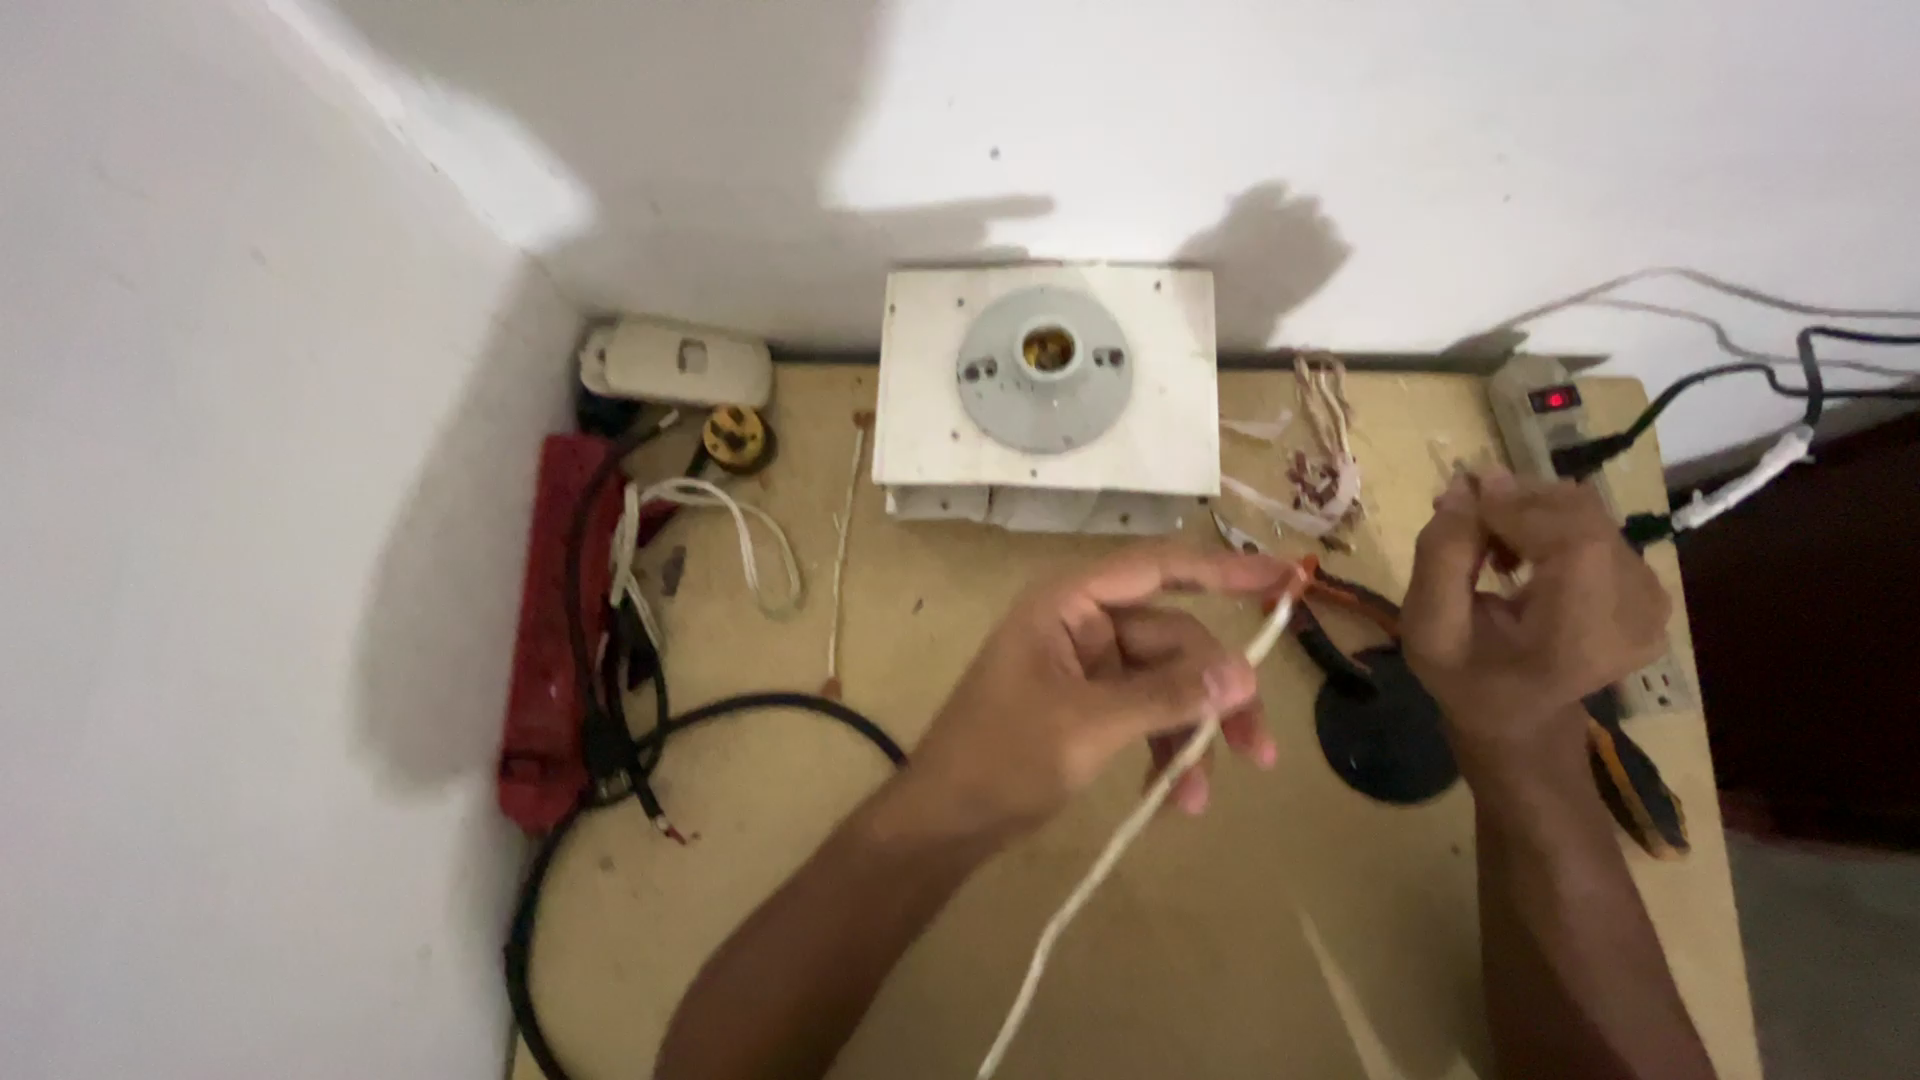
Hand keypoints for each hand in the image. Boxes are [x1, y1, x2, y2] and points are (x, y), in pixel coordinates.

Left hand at [903, 544, 1287, 843]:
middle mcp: (1081, 624)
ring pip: (1167, 683)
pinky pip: (1147, 713)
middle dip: (1215, 695)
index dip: (1223, 569)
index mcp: (1068, 604)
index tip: (1287, 577)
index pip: (1157, 568)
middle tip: (1258, 752)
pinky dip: (1165, 749)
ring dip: (1192, 735)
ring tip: (1200, 798)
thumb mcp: (1089, 726)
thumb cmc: (1002, 758)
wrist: (946, 819)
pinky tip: (1173, 800)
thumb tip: (1242, 673)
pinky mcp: (1091, 705)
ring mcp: (1087, 666)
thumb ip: (1166, 695)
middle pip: (1174, 640)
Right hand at [1401, 468, 1671, 781]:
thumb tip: (1464, 488)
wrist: (1517, 714)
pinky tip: (1515, 549)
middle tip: (1460, 512)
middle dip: (1516, 502)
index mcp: (1580, 640)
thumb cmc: (1464, 677)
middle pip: (1584, 520)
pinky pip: (1597, 527)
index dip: (1520, 508)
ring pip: (1588, 515)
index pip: (1575, 544)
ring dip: (1529, 511)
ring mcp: (1652, 602)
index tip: (1462, 494)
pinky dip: (1548, 523)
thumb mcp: (1427, 628)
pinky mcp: (1650, 588)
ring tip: (1483, 538)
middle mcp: (1636, 617)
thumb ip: (1441, 559)